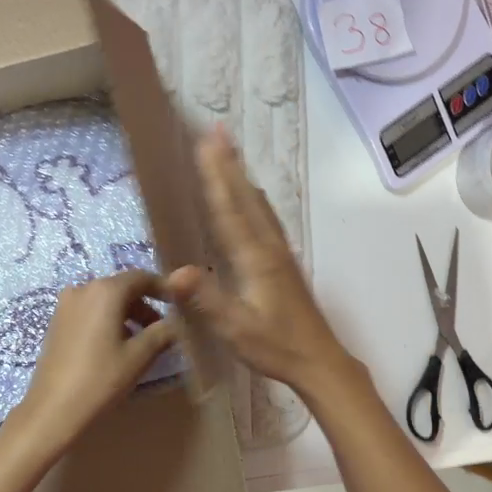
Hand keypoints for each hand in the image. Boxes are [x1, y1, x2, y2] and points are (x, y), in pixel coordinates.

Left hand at [4, 270, 177, 456]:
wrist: (54, 409)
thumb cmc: (101, 379)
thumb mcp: (139, 356)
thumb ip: (162, 332)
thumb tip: (178, 322)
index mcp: (105, 291)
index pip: (141, 277)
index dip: (163, 288)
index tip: (179, 303)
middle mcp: (82, 289)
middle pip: (121, 288)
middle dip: (144, 305)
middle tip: (162, 330)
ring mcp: (65, 306)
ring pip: (104, 301)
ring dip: (126, 315)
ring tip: (141, 342)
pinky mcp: (56, 323)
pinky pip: (89, 313)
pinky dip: (106, 321)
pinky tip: (114, 347)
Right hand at [168, 129, 358, 398]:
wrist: (319, 361)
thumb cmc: (276, 347)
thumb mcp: (236, 329)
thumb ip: (207, 299)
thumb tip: (173, 274)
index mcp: (256, 259)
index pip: (230, 209)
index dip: (216, 176)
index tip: (205, 144)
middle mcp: (270, 248)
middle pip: (247, 198)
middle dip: (230, 164)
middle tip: (216, 130)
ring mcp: (281, 255)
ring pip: (259, 206)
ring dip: (242, 177)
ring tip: (230, 153)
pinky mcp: (285, 265)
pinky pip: (266, 220)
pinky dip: (253, 200)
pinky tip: (252, 201)